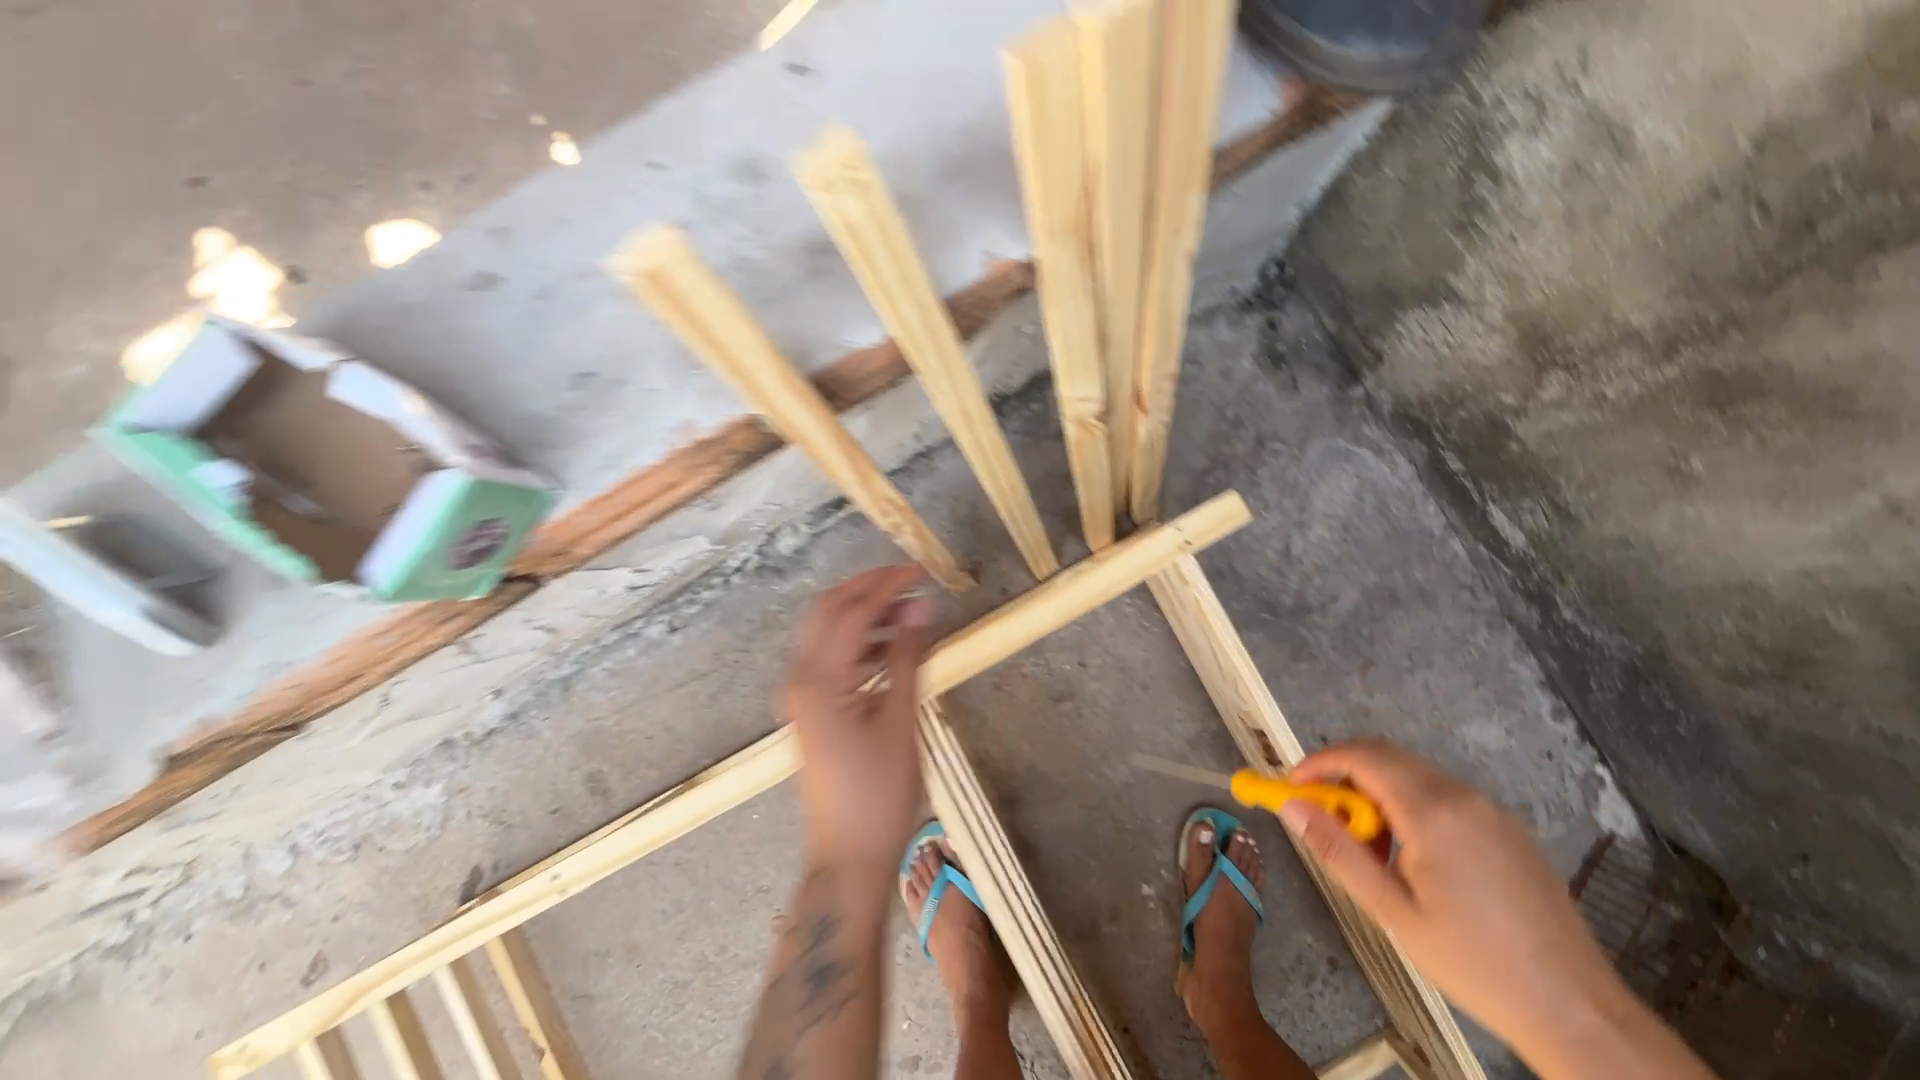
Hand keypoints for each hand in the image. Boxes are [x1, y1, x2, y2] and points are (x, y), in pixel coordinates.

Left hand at [783, 565, 934, 873]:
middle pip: (828, 612)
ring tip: (909, 617)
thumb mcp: (901, 719)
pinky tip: (890, 651)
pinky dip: (857, 644)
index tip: (921, 571)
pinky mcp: (808, 711)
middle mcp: (799, 679)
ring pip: (826, 634)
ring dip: (863, 616)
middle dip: (868, 590)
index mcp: (819, 680)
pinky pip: (828, 659)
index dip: (886, 584)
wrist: (849, 854)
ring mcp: (799, 696)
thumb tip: (921, 607)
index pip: (851, 611)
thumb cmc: (880, 792)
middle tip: (910, 582)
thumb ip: (908, 657)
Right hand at [1280, 741, 1626, 1059]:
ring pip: (1418, 779)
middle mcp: (1465, 797)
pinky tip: (1415, 864)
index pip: (1364, 757)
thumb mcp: (1392, 912)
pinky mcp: (1511, 832)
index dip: (1320, 763)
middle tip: (1324, 823)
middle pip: (1390, 759)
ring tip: (1371, 856)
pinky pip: (1448, 801)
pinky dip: (1413, 811)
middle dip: (1345, 780)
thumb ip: (1339, 852)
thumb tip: (1292, 807)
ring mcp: (1494, 812)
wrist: (1573, 1005)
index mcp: (1434, 812)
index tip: (1292, 787)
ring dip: (1379, 798)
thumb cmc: (1473, 962)